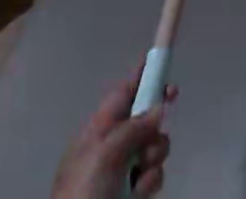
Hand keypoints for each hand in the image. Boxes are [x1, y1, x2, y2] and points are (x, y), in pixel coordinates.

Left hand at [51, 68, 177, 198]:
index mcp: (97, 131)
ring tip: (140, 174)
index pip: (123, 93)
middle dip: (156, 121)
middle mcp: (112, 146)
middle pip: (145, 117)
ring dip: (154, 156)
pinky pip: (153, 174)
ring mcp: (122, 171)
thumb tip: (159, 107)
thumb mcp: (105, 154)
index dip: (142, 76)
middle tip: (161, 120)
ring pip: (154, 146)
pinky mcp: (133, 192)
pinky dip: (151, 181)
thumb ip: (134, 128)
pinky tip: (139, 193)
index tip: (162, 60)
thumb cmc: (83, 192)